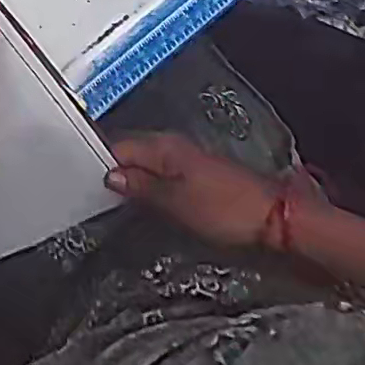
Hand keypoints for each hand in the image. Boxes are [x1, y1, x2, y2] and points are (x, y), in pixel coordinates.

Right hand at [104, 133, 279, 247]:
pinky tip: (146, 201)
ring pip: (146, 164)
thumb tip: (111, 175)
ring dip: (133, 179)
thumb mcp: (176, 202)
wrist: (276, 219)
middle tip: (98, 196)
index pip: (119, 147)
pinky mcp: (196, 174)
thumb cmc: (225, 209)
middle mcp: (171, 145)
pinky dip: (149, 184)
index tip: (87, 185)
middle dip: (116, 171)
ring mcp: (185, 158)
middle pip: (131, 153)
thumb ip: (141, 187)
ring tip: (118, 201)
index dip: (102, 164)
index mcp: (162, 146)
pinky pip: (160, 173)